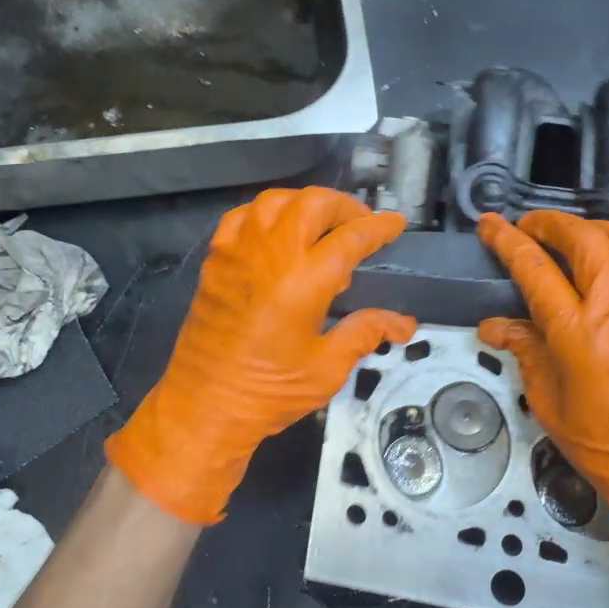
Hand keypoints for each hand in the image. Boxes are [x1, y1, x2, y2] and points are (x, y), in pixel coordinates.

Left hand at [106, 188, 415, 524]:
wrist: (204, 406)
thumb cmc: (269, 391)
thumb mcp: (327, 368)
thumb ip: (366, 333)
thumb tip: (403, 323)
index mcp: (304, 281)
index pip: (350, 237)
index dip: (378, 227)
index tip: (395, 223)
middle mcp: (270, 254)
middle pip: (313, 203)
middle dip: (344, 206)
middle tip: (361, 223)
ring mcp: (238, 252)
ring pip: (275, 200)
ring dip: (305, 202)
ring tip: (322, 222)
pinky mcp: (215, 260)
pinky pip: (240, 217)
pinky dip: (264, 213)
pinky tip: (276, 230)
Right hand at [477, 211, 608, 604]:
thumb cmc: (606, 446)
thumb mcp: (549, 402)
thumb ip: (525, 351)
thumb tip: (494, 325)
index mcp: (579, 335)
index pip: (535, 269)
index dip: (507, 240)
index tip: (490, 225)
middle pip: (584, 240)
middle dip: (551, 223)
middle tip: (531, 226)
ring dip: (598, 229)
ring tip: (578, 235)